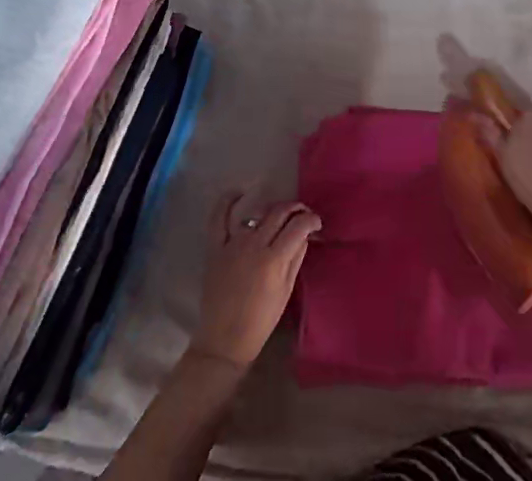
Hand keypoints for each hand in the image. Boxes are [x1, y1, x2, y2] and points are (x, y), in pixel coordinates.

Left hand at [190, 193, 321, 368]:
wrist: (224, 340)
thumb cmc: (261, 319)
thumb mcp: (287, 289)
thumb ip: (296, 257)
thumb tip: (305, 234)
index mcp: (274, 259)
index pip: (298, 225)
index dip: (311, 220)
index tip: (316, 223)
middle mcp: (253, 245)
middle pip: (279, 213)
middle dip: (296, 209)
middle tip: (303, 216)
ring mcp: (232, 244)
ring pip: (257, 213)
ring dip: (273, 210)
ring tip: (281, 216)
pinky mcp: (215, 248)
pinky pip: (218, 219)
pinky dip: (226, 202)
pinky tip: (239, 192)